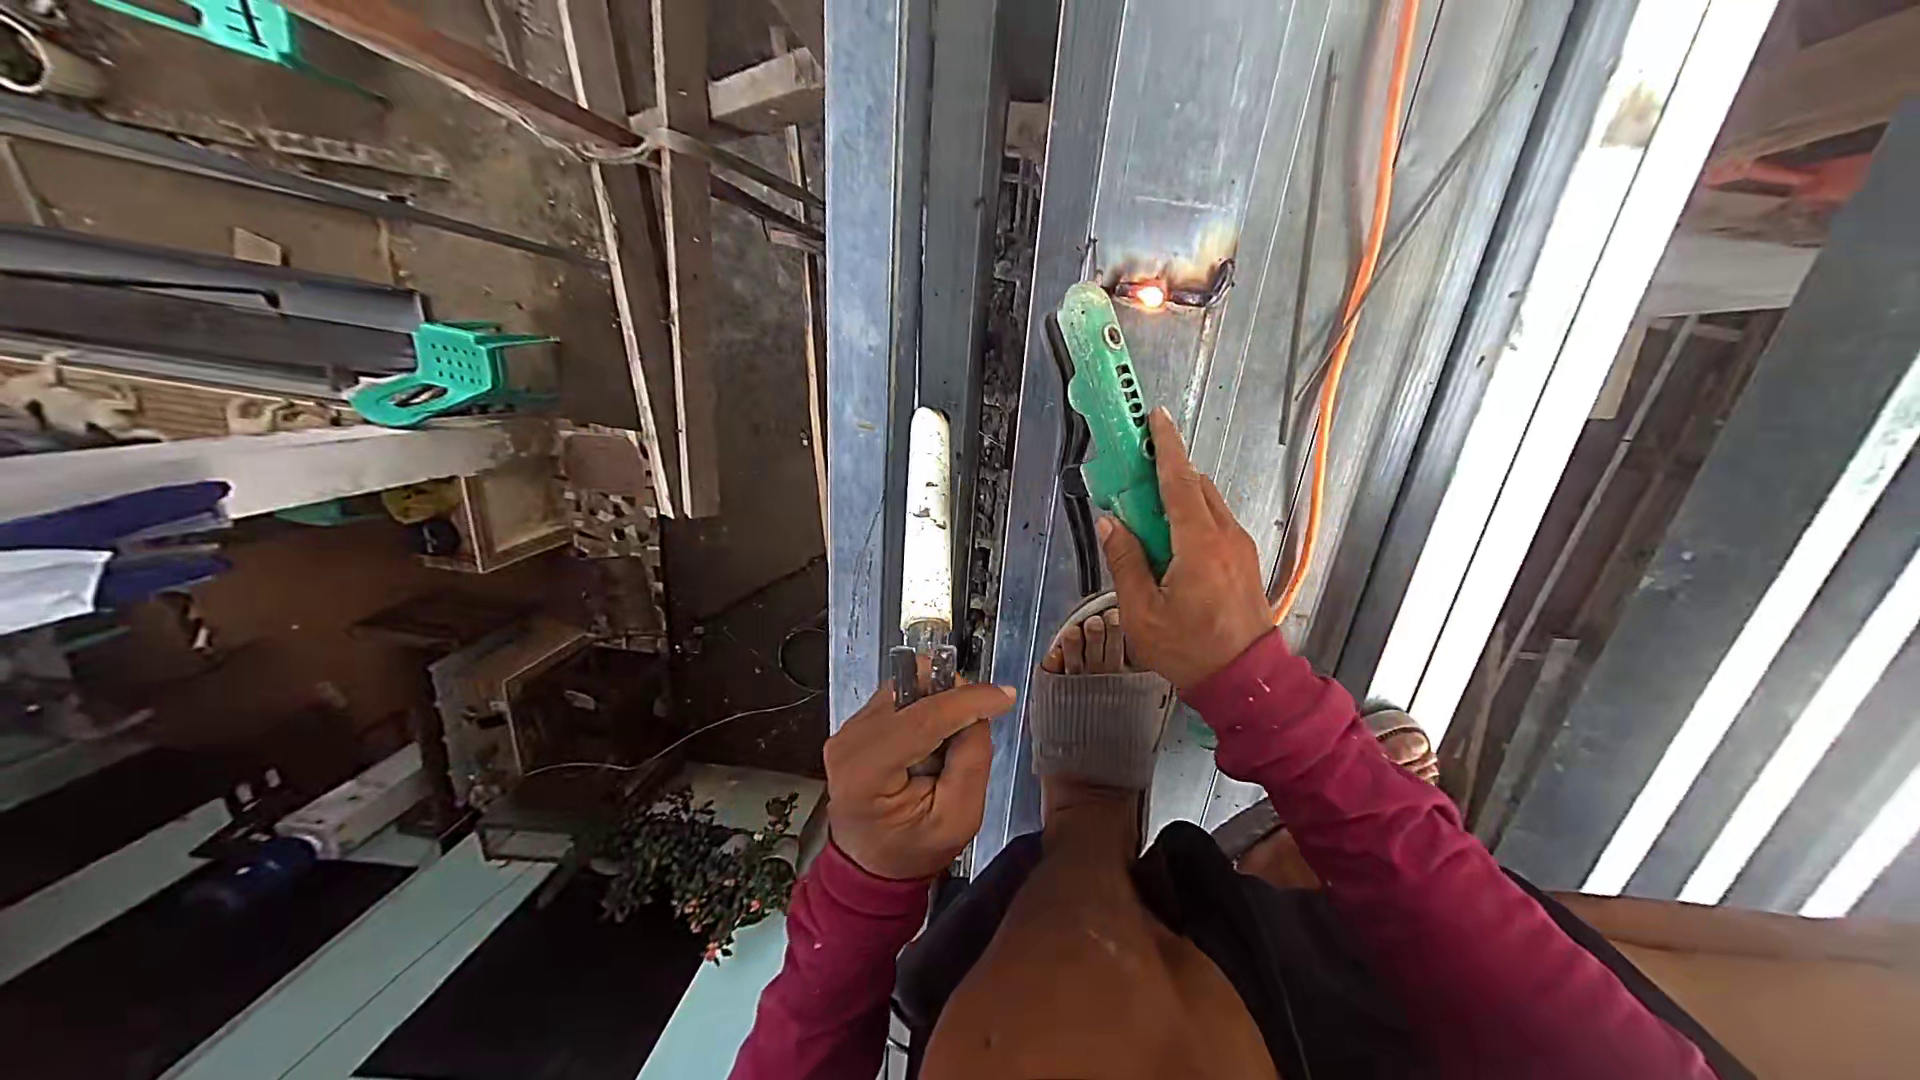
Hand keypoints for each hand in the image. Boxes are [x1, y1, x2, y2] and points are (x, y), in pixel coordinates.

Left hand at [824, 680, 1016, 879]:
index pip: (922, 719)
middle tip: (971, 730)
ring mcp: (848, 729)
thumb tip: (977, 712)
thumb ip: (972, 761)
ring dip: (937, 703)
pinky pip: (899, 696)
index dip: (967, 701)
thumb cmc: (912, 848)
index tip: (1004, 696)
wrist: (870, 863)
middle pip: (912, 691)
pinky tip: (927, 742)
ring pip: (907, 686)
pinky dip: (922, 708)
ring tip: (945, 744)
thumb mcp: (958, 820)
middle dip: (953, 700)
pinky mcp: (853, 723)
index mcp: (867, 772)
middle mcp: (850, 741)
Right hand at [1099, 407, 1273, 689]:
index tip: (1155, 418)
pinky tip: (1168, 540)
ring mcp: (1240, 547)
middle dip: (1164, 471)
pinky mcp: (1243, 560)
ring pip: (1206, 503)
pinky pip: (1214, 522)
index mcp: (1199, 545)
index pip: (1179, 481)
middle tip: (1133, 471)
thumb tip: (1110, 524)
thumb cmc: (1191, 651)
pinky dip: (1189, 517)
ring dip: (1176, 496)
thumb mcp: (1142, 612)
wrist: (1248, 682)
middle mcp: (1225, 537)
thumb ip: (1125, 561)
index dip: (1165, 446)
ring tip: (1145, 511)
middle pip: (1195, 485)